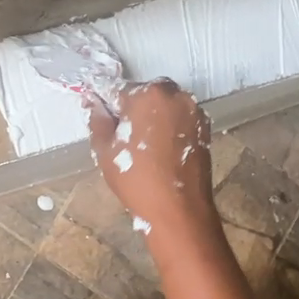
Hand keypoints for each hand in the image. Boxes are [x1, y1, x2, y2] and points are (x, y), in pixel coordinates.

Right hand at [86, 79, 217, 240]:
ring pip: (163, 107)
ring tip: (140, 147)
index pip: (117, 89)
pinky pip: (178, 120)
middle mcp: (175, 94)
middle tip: (120, 137)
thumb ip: (97, 120)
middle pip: (144, 95)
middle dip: (131, 110)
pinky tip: (158, 152)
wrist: (179, 209)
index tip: (98, 114)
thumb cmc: (137, 180)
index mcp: (147, 93)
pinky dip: (167, 129)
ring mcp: (193, 111)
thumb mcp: (105, 150)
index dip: (104, 103)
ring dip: (150, 119)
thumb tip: (94, 103)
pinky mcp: (205, 128)